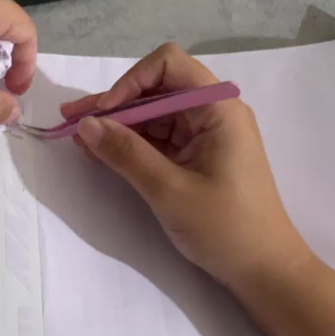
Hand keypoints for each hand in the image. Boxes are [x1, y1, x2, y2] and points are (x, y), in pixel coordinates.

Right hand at [64, 43, 313, 289]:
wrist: (265, 270)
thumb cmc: (226, 228)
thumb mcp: (169, 191)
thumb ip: (126, 154)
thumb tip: (85, 124)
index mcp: (218, 108)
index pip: (168, 65)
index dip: (130, 82)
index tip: (103, 113)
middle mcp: (213, 112)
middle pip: (157, 89)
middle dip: (114, 104)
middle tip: (69, 119)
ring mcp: (206, 135)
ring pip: (154, 115)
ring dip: (118, 124)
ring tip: (78, 138)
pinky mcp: (198, 156)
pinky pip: (159, 138)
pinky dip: (131, 144)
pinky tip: (101, 151)